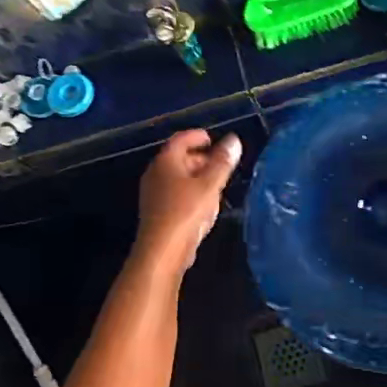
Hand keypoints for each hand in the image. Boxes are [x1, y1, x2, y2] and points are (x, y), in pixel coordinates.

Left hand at [135, 129, 241, 271]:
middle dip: (200, 158)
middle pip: (179, 158)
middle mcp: (155, 173)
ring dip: (197, 177)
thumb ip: (222, 162)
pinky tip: (205, 204)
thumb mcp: (210, 185)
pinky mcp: (157, 211)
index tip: (212, 138)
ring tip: (217, 184)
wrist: (162, 250)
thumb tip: (233, 140)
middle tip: (220, 163)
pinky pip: (176, 193)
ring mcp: (154, 193)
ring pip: (178, 177)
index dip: (197, 136)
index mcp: (166, 161)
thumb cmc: (186, 212)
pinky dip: (191, 191)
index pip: (181, 139)